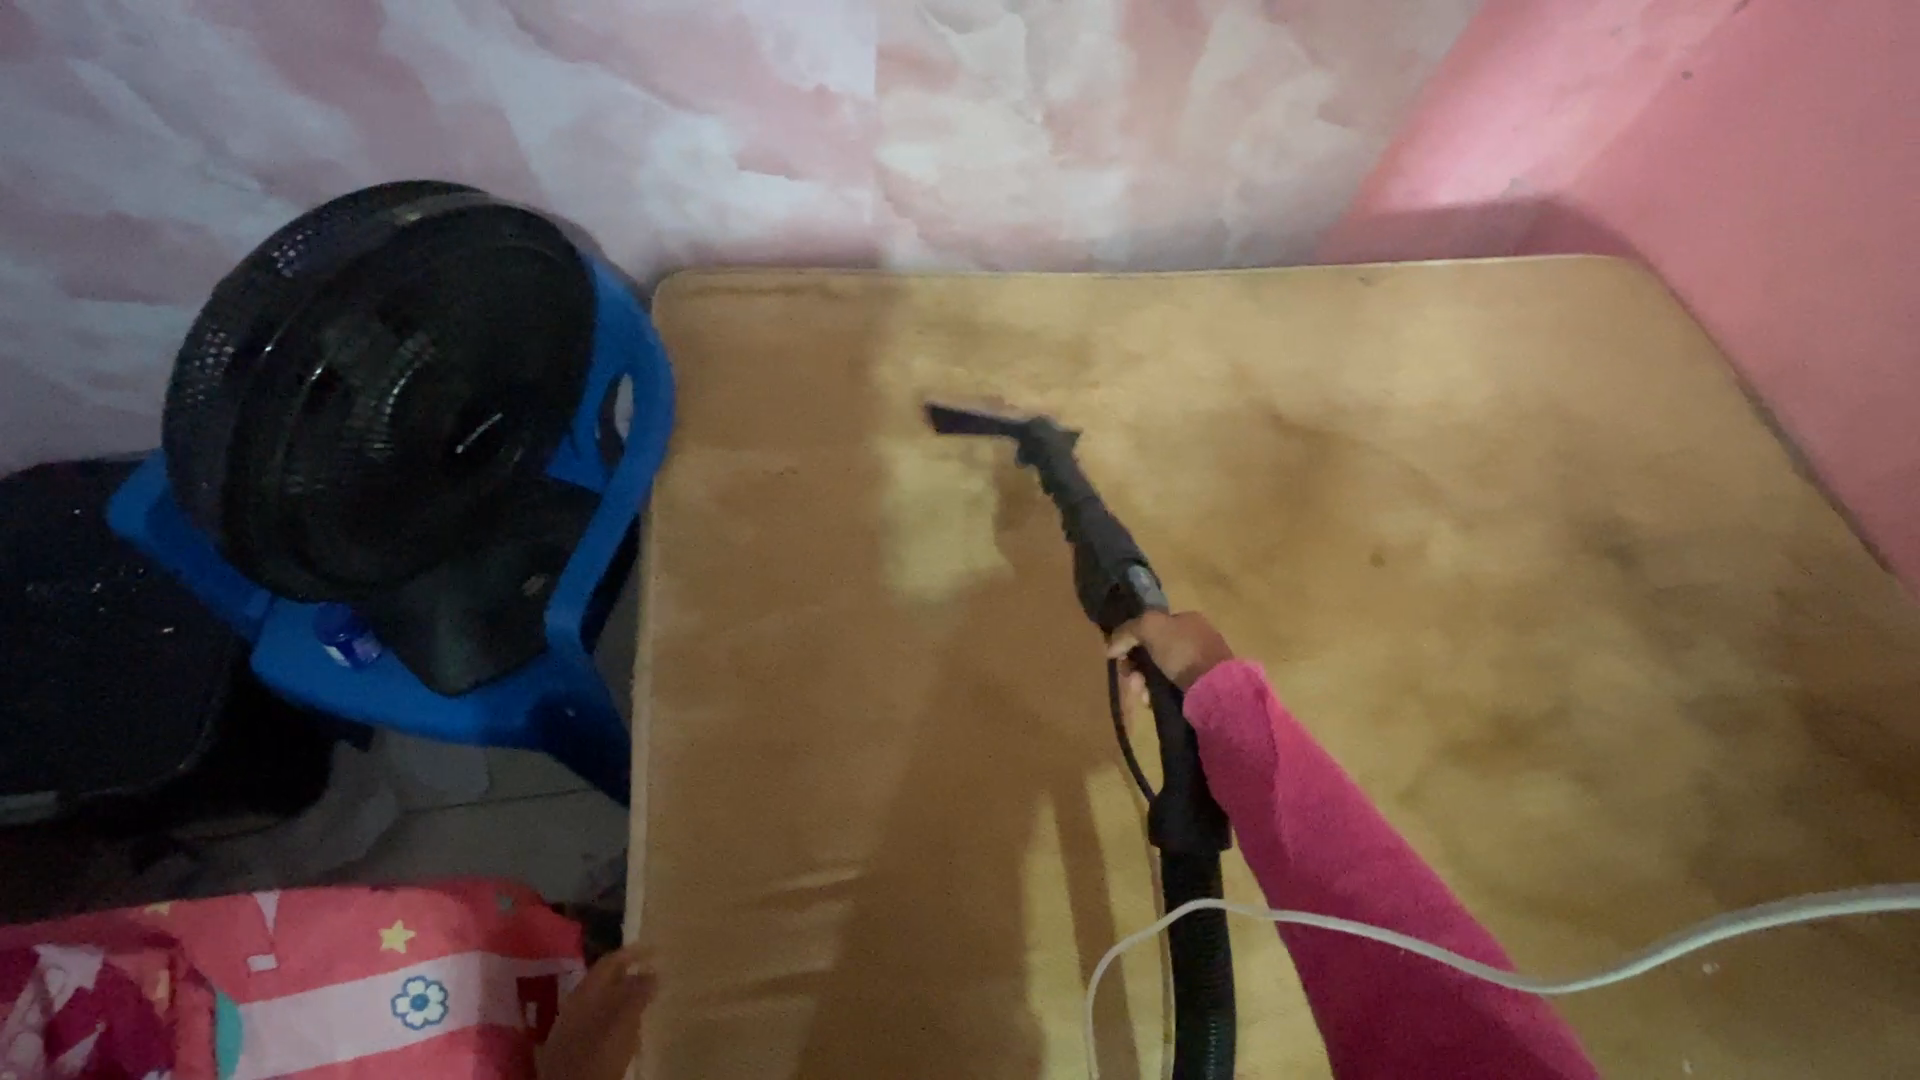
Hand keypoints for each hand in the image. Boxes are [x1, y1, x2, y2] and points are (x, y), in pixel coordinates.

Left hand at [538, 943, 655, 1079]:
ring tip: (647, 1002)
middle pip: (605, 982)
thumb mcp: (622, 1023)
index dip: (633, 953)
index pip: (609, 962)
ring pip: (602, 1003)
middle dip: (631, 976)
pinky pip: (599, 1023)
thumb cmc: (596, 1056)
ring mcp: (572, 1028)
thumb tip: (653, 972)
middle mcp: (575, 1006)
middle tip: (655, 975)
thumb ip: (638, 995)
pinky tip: (629, 1032)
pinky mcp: (574, 1048)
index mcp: (585, 994)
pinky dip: (617, 1020)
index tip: (655, 950)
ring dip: (625, 999)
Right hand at [1106, 610, 1234, 691]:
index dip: (1131, 639)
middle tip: (1129, 677)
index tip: (1120, 655)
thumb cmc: (1182, 651)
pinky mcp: (1198, 687)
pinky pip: (1167, 687)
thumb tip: (1110, 648)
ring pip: (1156, 671)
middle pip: (1150, 650)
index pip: (1150, 626)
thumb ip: (1126, 631)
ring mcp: (1196, 664)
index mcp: (1186, 619)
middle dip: (1134, 665)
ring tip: (1141, 693)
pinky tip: (1151, 700)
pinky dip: (1155, 693)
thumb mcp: (1150, 627)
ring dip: (1141, 681)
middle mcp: (1192, 639)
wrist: (1214, 688)